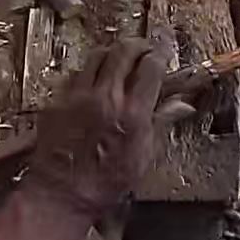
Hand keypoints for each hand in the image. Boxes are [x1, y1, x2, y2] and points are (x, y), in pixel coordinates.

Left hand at [25, 39, 164, 221]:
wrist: (61, 195)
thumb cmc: (105, 183)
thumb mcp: (144, 156)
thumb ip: (161, 123)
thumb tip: (181, 105)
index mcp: (132, 113)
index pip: (152, 67)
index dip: (162, 53)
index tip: (165, 51)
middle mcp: (106, 98)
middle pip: (124, 51)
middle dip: (139, 44)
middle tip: (145, 48)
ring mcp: (78, 96)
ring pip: (98, 55)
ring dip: (113, 53)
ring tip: (120, 59)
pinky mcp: (58, 99)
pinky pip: (76, 72)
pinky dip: (89, 71)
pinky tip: (94, 80)